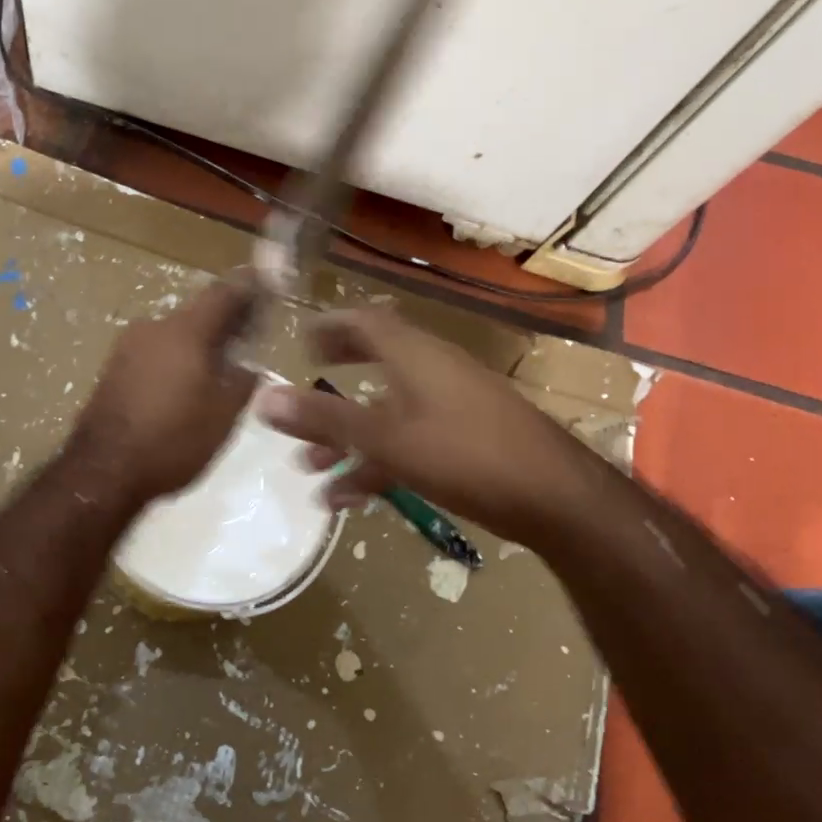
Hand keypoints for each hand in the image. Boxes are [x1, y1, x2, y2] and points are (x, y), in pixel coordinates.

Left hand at [70, 273, 259, 501]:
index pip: (225, 291)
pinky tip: (183, 390)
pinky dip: (174, 362)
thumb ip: (244, 378)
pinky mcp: (112, 369)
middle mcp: (153, 326)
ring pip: (174, 336)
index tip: (268, 284)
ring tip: (216, 374)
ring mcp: (126, 347)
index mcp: (186, 329)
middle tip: (247, 342)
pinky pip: (153, 354)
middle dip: (224, 323)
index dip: (250, 286)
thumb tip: (248, 361)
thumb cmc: (173, 440)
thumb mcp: (225, 413)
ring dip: (196, 346)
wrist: (102, 472)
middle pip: (197, 314)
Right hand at [256, 305, 609, 543]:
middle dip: (334, 381)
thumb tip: (263, 398)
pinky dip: (376, 461)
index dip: (329, 326)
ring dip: (348, 437)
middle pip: (375, 363)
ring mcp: (452, 407)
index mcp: (414, 356)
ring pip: (388, 412)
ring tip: (309, 468)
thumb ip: (324, 420)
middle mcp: (433, 372)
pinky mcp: (466, 441)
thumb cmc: (467, 455)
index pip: (365, 322)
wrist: (557, 500)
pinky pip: (408, 441)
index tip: (298, 341)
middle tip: (301, 391)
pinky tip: (347, 498)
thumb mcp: (386, 439)